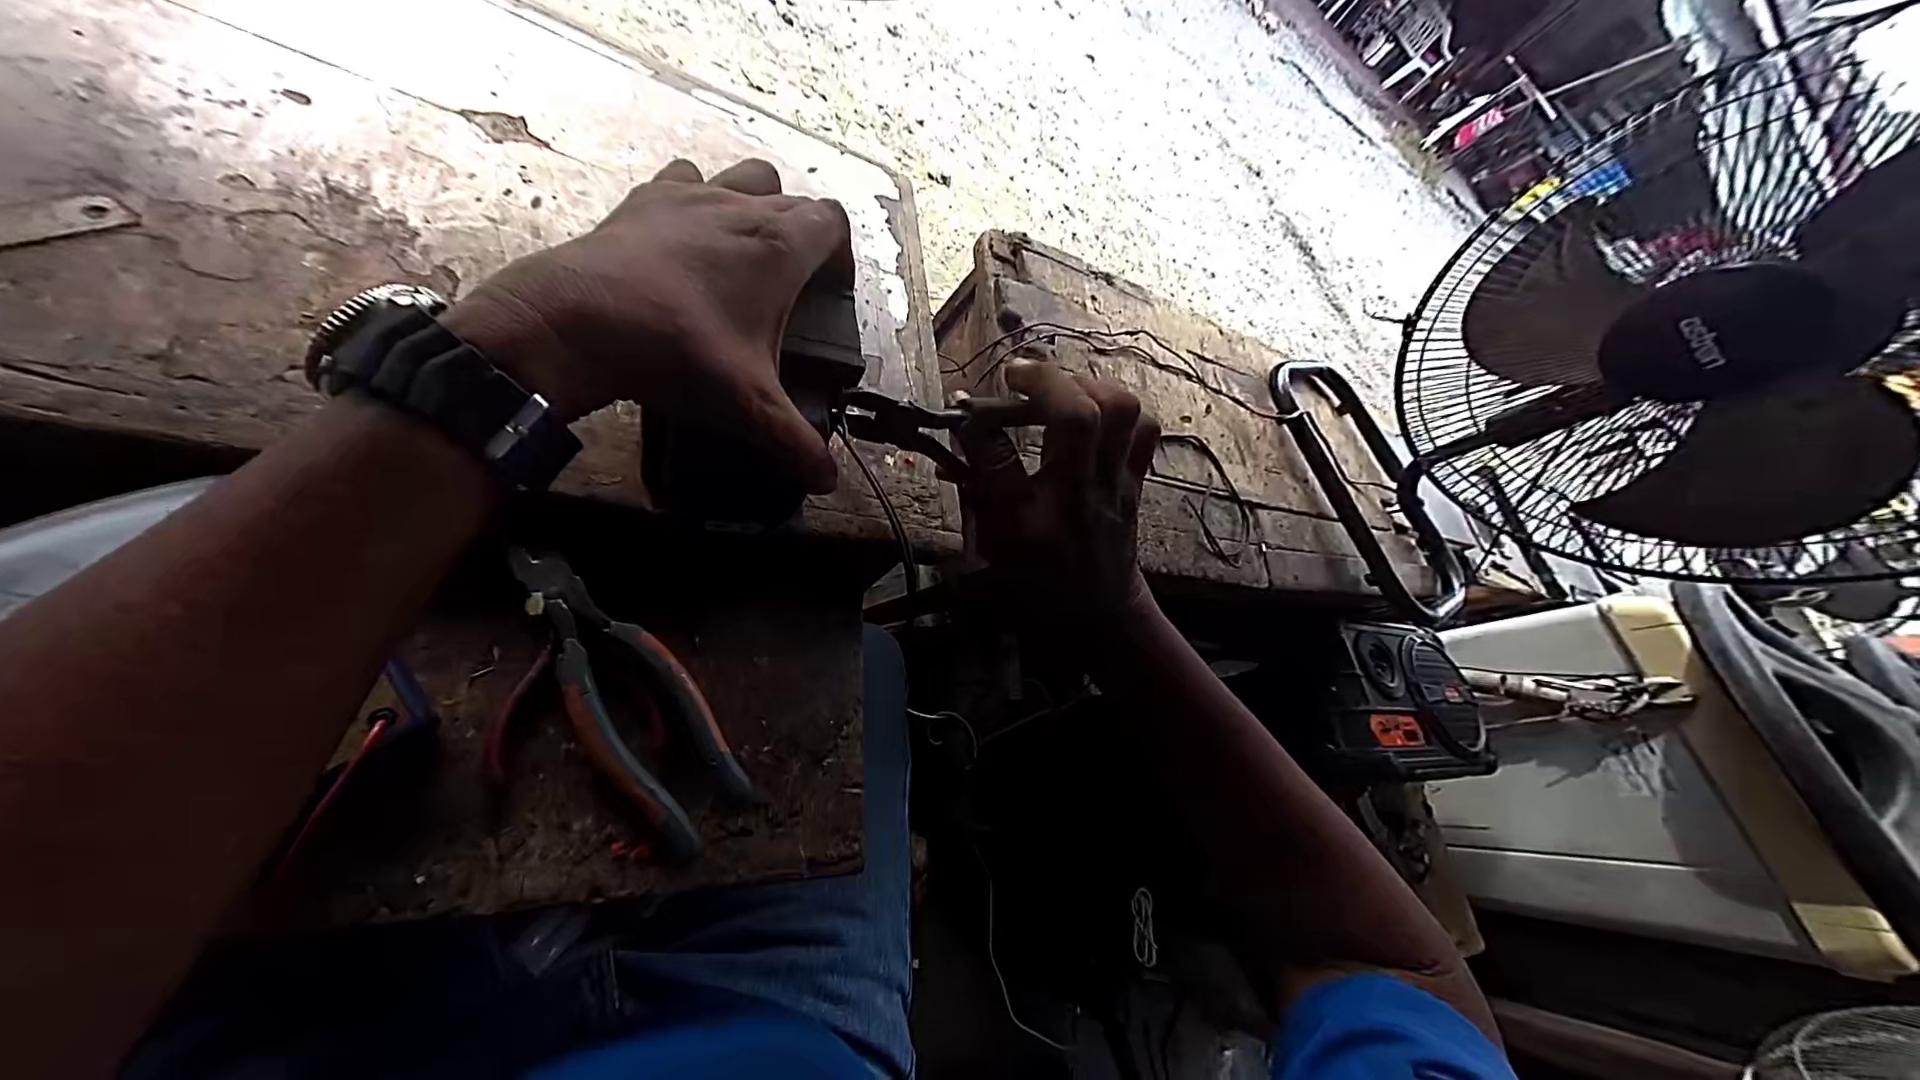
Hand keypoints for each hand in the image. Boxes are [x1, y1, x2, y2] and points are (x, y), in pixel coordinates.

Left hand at [439, 158, 849, 492]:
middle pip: (794, 199)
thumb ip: (796, 443)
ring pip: (744, 177)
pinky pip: (686, 178)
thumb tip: (828, 481)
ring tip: (748, 255)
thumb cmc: (675, 352)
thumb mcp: (748, 406)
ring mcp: (688, 196)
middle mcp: (738, 208)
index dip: (842, 256)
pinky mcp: (643, 200)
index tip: (832, 290)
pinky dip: (699, 199)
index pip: (832, 223)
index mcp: (776, 248)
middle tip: (794, 286)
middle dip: (804, 237)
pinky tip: (690, 239)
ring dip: (758, 206)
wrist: (574, 324)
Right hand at [956, 361, 1161, 635]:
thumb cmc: (1038, 593)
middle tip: (1017, 375)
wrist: (1101, 619)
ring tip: (1059, 387)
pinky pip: (1144, 430)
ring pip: (1121, 412)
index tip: (963, 408)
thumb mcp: (993, 550)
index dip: (979, 424)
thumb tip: (964, 441)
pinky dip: (1121, 408)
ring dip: (1087, 385)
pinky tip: (1094, 410)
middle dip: (1044, 381)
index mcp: (1031, 525)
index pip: (1001, 459)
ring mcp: (1114, 488)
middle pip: (1077, 417)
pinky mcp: (1135, 483)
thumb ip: (977, 494)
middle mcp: (1076, 499)